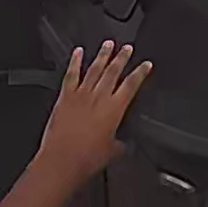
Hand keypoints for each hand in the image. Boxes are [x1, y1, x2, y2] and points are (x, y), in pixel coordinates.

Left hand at [29, 41, 151, 193]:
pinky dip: (75, 62)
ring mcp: (81, 95)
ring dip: (102, 55)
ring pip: (94, 69)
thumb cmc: (87, 158)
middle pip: (114, 71)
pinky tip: (77, 53)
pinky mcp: (64, 98)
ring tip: (108, 44)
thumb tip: (123, 145)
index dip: (140, 72)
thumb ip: (120, 144)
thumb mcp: (112, 152)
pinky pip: (71, 75)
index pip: (132, 84)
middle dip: (122, 57)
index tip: (146, 65)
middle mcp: (99, 97)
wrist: (62, 161)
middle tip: (127, 48)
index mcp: (115, 108)